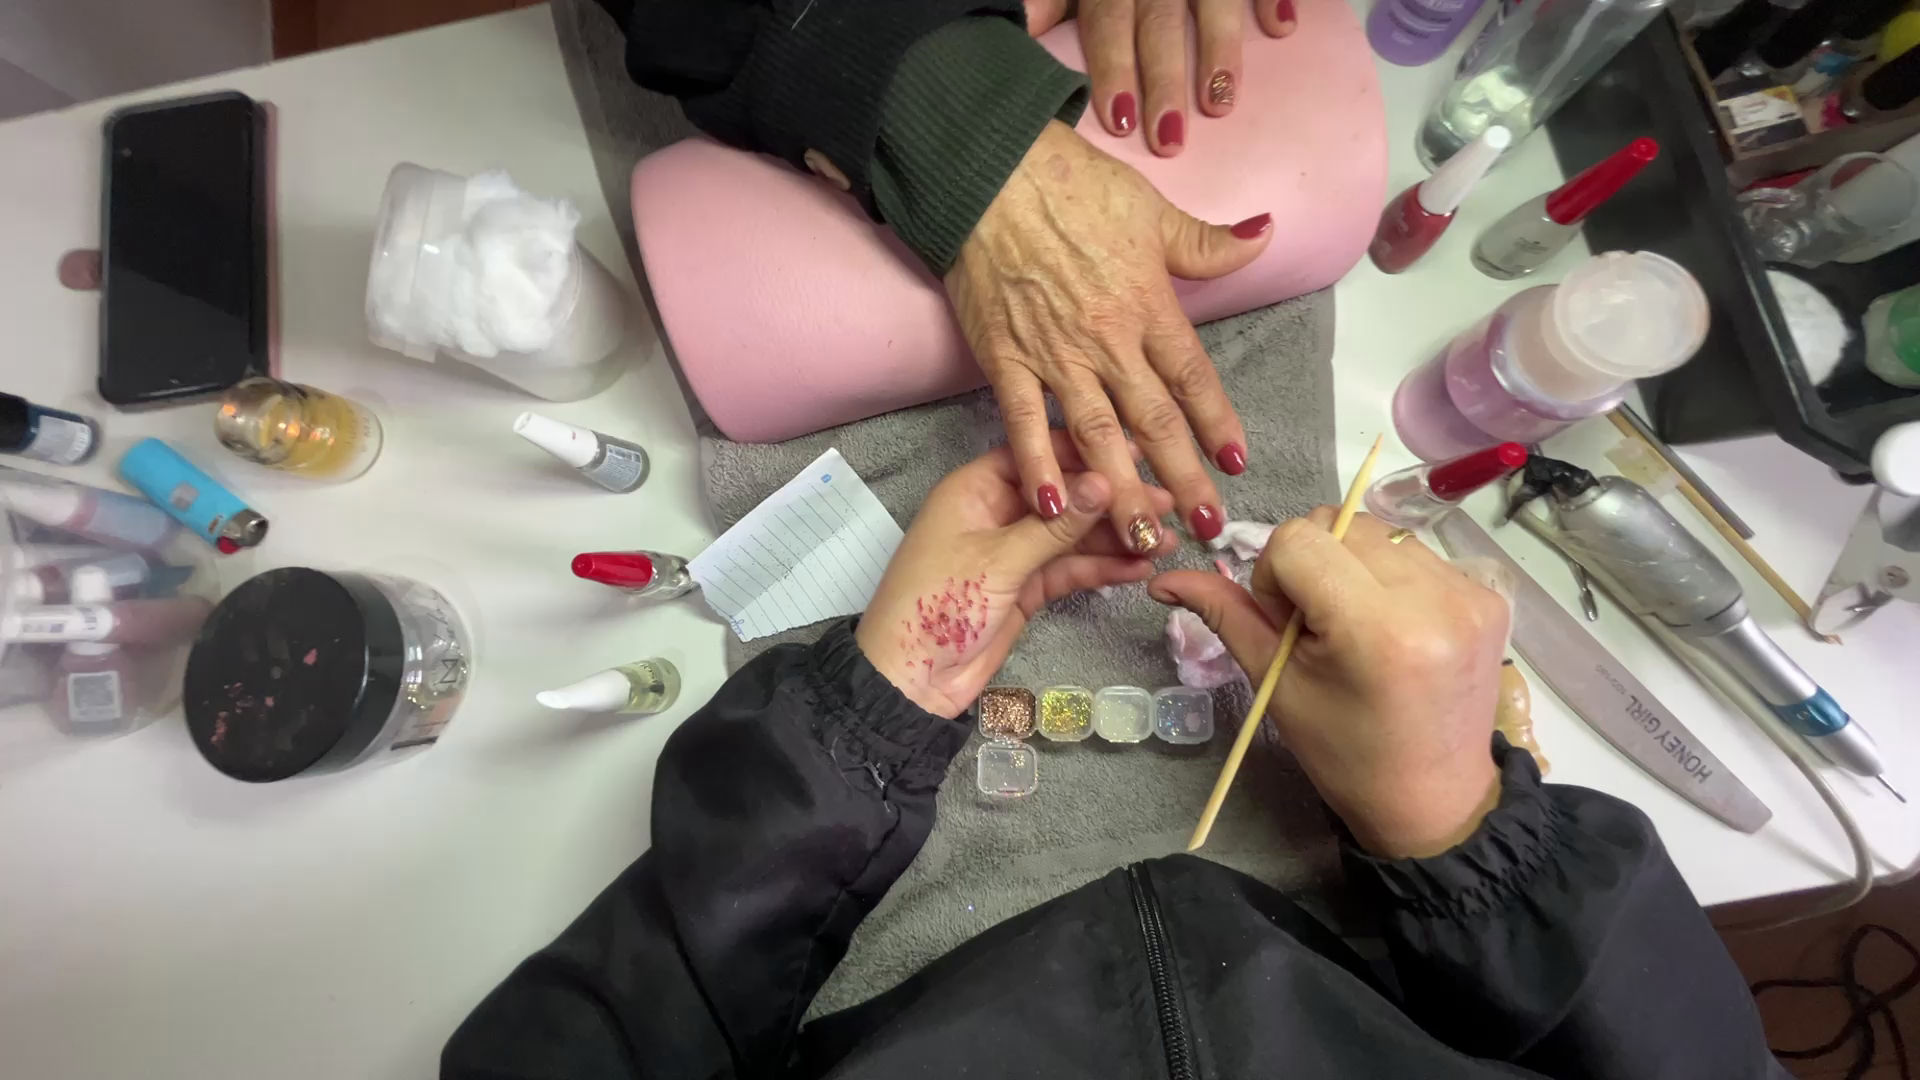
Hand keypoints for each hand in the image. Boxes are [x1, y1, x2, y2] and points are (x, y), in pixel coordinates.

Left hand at [857, 433, 1175, 717]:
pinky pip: (1067, 570)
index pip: (1037, 456)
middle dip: (1110, 502)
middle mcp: (996, 512)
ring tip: (1166, 540)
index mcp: (975, 488)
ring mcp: (1013, 552)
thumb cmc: (939, 603)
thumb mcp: (999, 559)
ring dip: (1113, 539)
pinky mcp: (1025, 587)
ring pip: (1070, 537)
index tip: (1137, 453)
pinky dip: (1099, 570)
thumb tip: (1106, 481)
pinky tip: (1139, 568)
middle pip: (1061, 497)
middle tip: (1166, 503)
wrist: (911, 680)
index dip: (1085, 454)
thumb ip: (1056, 525)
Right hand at [946, 120, 1270, 556]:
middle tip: (1205, 526)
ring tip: (1143, 539)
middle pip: (1154, 421)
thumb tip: (1264, 238)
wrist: (989, 176)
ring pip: (1099, 436)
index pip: (1193, 378)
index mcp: (1148, 305)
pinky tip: (1053, 508)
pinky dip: (1039, 466)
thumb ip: (1205, 242)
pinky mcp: (1007, 362)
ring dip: (1123, 491)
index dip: (1217, 424)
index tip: (1236, 464)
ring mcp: (1056, 357)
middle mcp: (1109, 342)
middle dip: (1182, 478)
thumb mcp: (1150, 207)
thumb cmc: (1070, 186)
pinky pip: (1026, 424)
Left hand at [1027, 0, 1298, 154]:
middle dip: (1164, 80)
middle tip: (1170, 139)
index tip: (1122, 121)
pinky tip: (1282, 30)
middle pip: (1158, 20)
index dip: (1113, 69)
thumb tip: (1014, 41)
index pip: (1107, 21)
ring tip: (1222, 103)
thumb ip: (1040, 6)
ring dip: (1219, 49)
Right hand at [1148, 510, 1510, 857]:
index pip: (1297, 539)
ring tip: (1354, 623)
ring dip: (1346, 564)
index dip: (1275, 576)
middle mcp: (1433, 597)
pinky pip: (1411, 550)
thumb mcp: (1274, 682)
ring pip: (1373, 529)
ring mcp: (1468, 592)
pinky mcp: (1488, 594)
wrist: (1435, 799)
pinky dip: (1383, 574)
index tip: (1288, 624)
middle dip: (1309, 563)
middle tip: (1317, 623)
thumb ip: (1224, 614)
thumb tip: (1164, 579)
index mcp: (1376, 628)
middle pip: (1336, 523)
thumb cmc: (1342, 750)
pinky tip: (1388, 624)